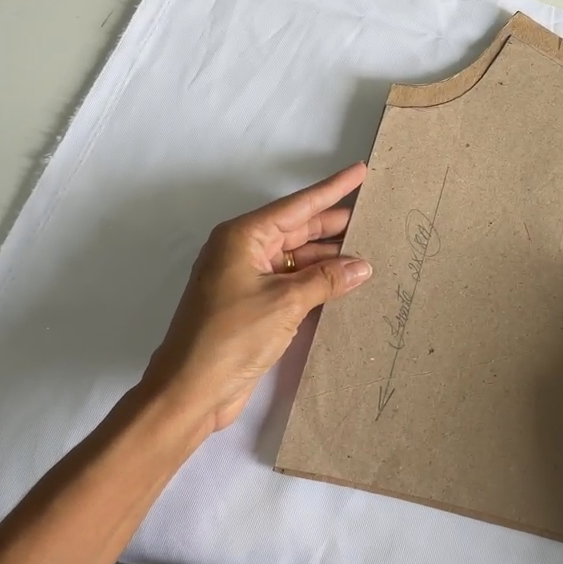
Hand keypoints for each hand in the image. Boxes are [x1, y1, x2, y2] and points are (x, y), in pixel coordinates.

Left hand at [142, 163, 374, 432]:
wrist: (188, 393)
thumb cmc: (231, 337)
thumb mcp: (286, 302)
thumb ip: (327, 279)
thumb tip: (363, 266)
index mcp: (244, 237)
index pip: (299, 205)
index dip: (333, 188)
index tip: (360, 170)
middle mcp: (244, 251)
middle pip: (298, 229)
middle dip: (334, 224)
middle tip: (374, 214)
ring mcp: (247, 278)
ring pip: (297, 256)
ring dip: (329, 257)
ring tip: (368, 251)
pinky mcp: (252, 305)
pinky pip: (292, 281)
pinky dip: (317, 280)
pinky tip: (345, 281)